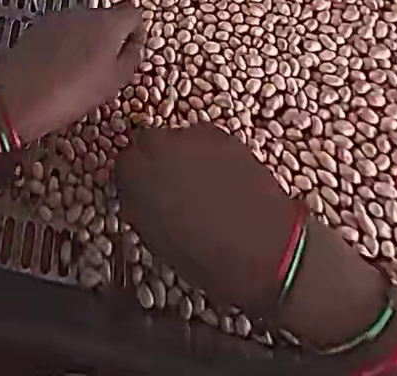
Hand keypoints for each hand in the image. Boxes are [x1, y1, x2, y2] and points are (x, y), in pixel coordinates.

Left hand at [0, 5, 142, 140]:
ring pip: (83, 25)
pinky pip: (62, 31)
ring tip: (79, 73)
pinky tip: (58, 68)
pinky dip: (66, 44)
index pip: (134, 13)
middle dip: (110, 39)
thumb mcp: (114, 82)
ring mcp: (58, 17)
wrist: (19, 95)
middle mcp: (84, 12)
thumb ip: (131, 58)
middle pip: (107, 18)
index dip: (136, 33)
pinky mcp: (38, 26)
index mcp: (108, 23)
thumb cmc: (73, 92)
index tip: (131, 54)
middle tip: (105, 70)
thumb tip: (134, 46)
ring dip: (87, 42)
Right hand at [115, 124, 294, 311]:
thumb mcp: (162, 245)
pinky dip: (202, 152)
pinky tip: (217, 176)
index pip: (122, 163)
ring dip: (176, 154)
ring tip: (195, 181)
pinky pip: (200, 138)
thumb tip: (133, 196)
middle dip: (150, 159)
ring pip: (173, 137)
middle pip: (145, 141)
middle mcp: (162, 147)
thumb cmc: (213, 262)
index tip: (139, 192)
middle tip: (164, 185)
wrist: (275, 253)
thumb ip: (140, 211)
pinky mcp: (221, 134)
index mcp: (142, 176)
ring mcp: (193, 137)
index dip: (131, 179)